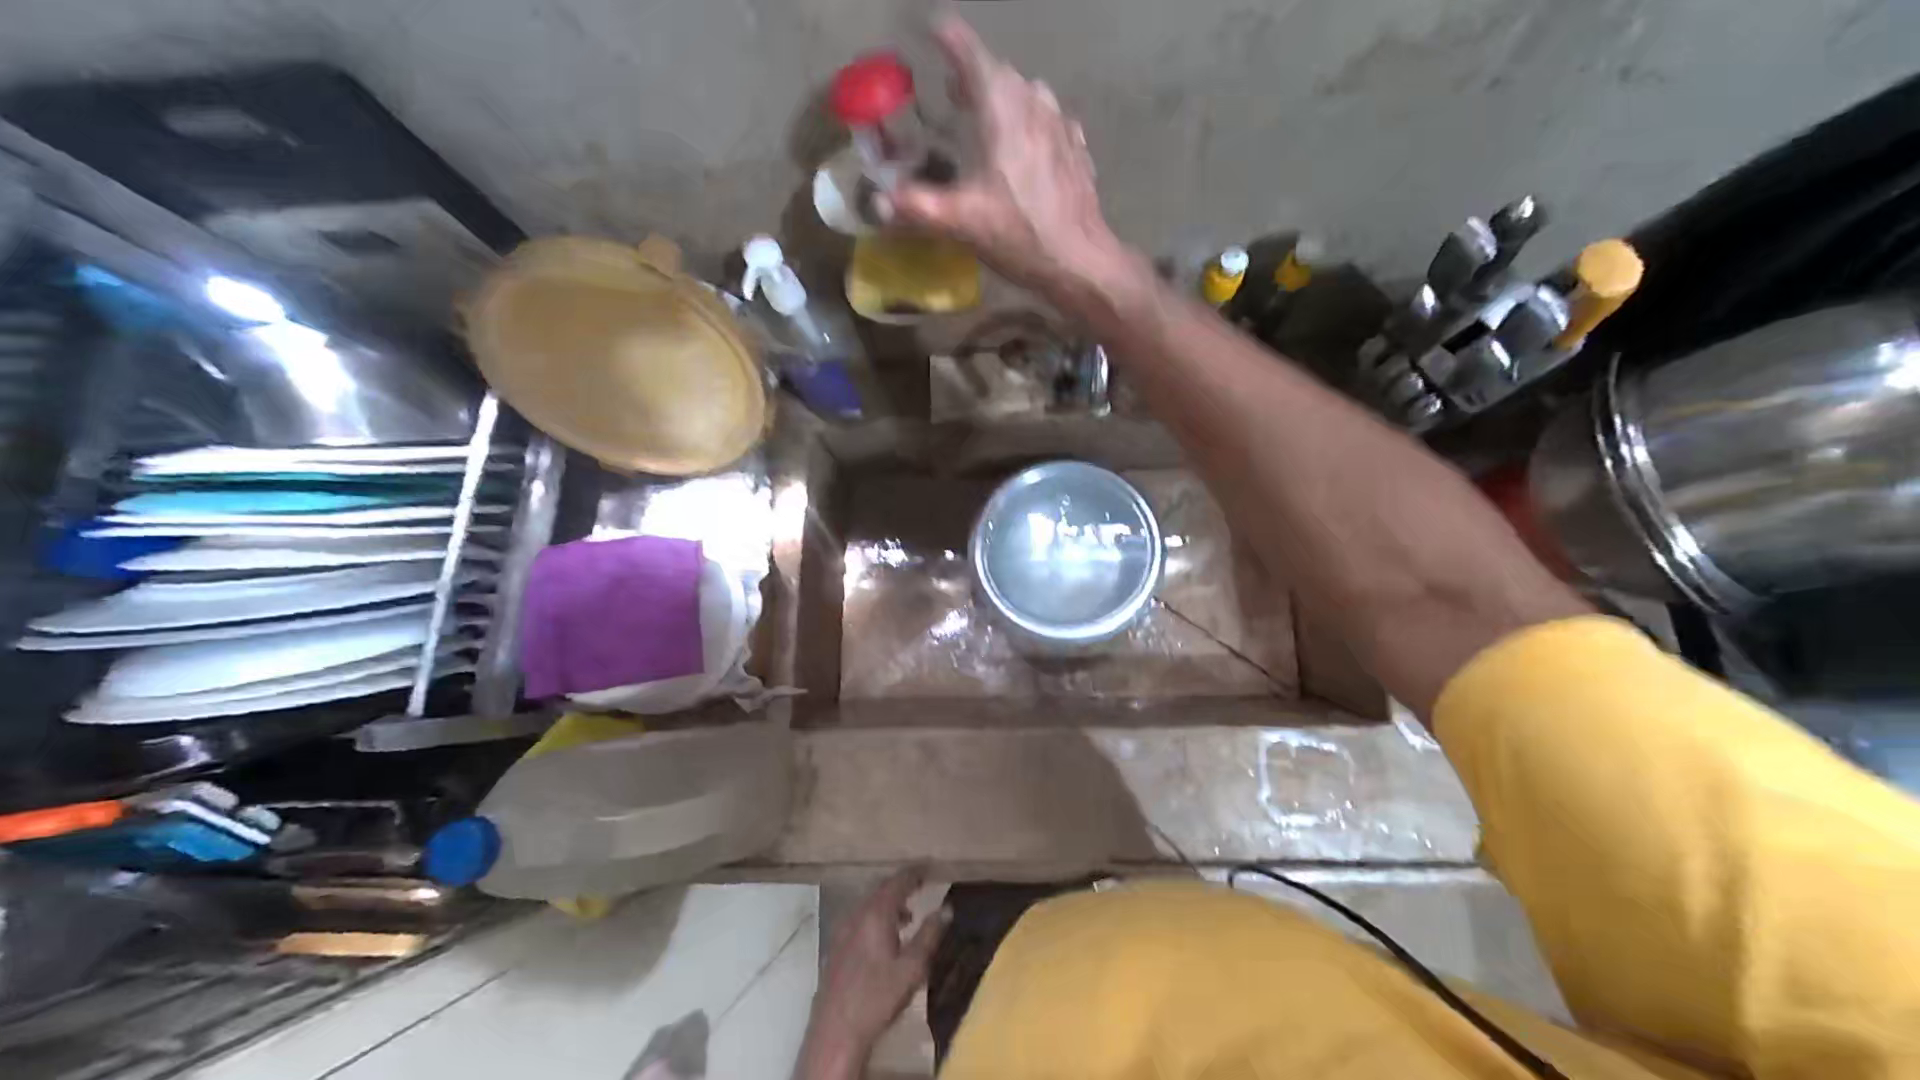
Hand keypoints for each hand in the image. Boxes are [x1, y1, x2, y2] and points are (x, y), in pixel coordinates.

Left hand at [798, 867, 949, 1079]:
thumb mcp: (912, 968)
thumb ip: (929, 935)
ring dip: (889, 903)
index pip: (898, 881)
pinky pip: (859, 917)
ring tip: (908, 916)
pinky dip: (876, 916)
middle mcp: (856, 913)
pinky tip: (885, 937)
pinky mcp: (837, 945)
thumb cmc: (878, 997)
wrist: (836, 1030)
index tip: (931, 866)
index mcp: (875, 913)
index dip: (916, 872)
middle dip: (902, 884)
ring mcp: (843, 929)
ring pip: (869, 904)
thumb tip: (947, 908)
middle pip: (881, 888)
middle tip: (921, 885)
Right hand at [888, 17, 1139, 303]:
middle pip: (999, 74)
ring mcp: (1061, 126)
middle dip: (973, 76)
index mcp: (1002, 109)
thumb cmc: (1019, 234)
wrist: (1079, 261)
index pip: (971, 55)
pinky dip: (1030, 125)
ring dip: (1004, 100)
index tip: (933, 30)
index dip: (949, 40)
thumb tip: (879, 202)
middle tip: (951, 94)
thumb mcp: (961, 222)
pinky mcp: (1076, 151)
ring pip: (1027, 95)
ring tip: (987, 121)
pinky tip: (1025, 150)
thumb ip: (917, 206)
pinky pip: (1049, 122)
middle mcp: (1034, 104)